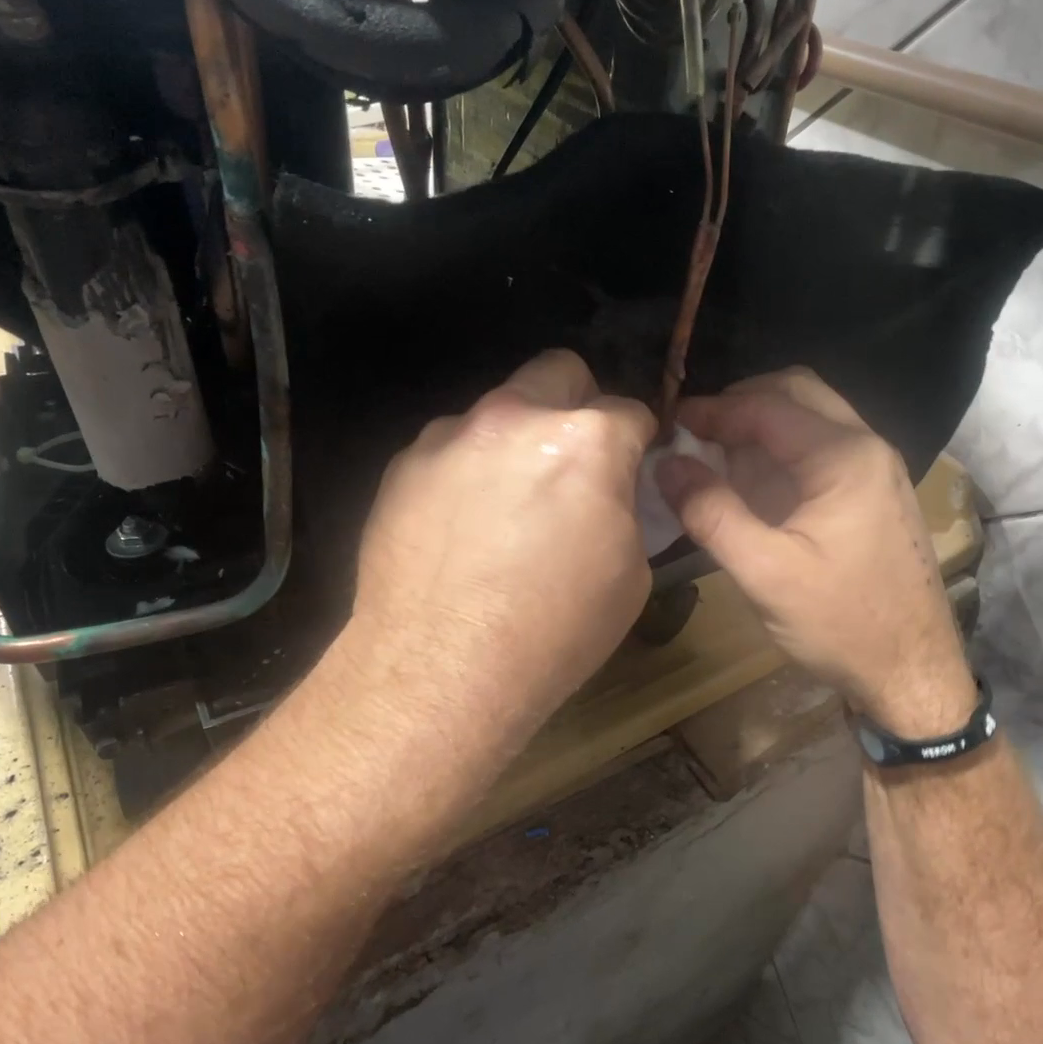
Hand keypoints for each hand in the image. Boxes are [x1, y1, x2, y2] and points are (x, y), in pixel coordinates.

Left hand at [348, 350, 656, 721]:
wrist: (440, 672)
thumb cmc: (553, 631)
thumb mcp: (630, 573)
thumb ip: (625, 507)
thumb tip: (612, 489)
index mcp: (585, 440)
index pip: (630, 410)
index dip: (639, 439)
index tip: (633, 464)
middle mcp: (514, 417)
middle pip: (558, 372)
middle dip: (578, 404)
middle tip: (573, 462)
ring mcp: (450, 436)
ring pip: (497, 411)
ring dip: (513, 442)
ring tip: (503, 508)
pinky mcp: (403, 465)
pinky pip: (450, 450)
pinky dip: (465, 473)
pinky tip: (460, 529)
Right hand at [656, 368, 973, 733]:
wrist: (912, 673)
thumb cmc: (842, 624)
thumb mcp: (765, 572)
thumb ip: (712, 513)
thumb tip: (666, 465)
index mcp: (847, 457)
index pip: (768, 406)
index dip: (713, 410)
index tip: (669, 423)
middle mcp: (868, 448)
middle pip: (796, 393)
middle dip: (740, 404)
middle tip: (693, 434)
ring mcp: (876, 471)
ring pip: (810, 419)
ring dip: (760, 427)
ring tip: (713, 458)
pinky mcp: (873, 495)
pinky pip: (820, 451)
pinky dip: (780, 453)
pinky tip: (750, 486)